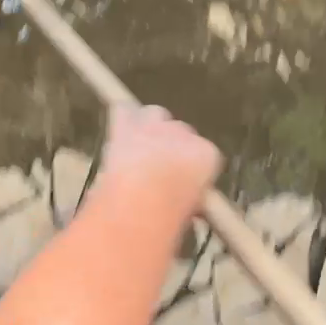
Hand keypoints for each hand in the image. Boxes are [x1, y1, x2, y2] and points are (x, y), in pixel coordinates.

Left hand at [100, 104, 219, 200]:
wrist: (139, 198)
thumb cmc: (170, 213)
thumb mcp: (191, 208)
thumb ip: (190, 193)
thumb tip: (184, 201)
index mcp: (206, 154)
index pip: (203, 153)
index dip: (190, 166)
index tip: (182, 180)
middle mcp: (183, 132)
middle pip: (180, 131)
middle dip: (170, 145)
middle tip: (158, 168)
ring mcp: (153, 124)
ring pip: (154, 114)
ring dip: (149, 127)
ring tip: (139, 148)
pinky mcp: (125, 122)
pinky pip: (124, 111)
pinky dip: (122, 119)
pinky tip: (119, 132)